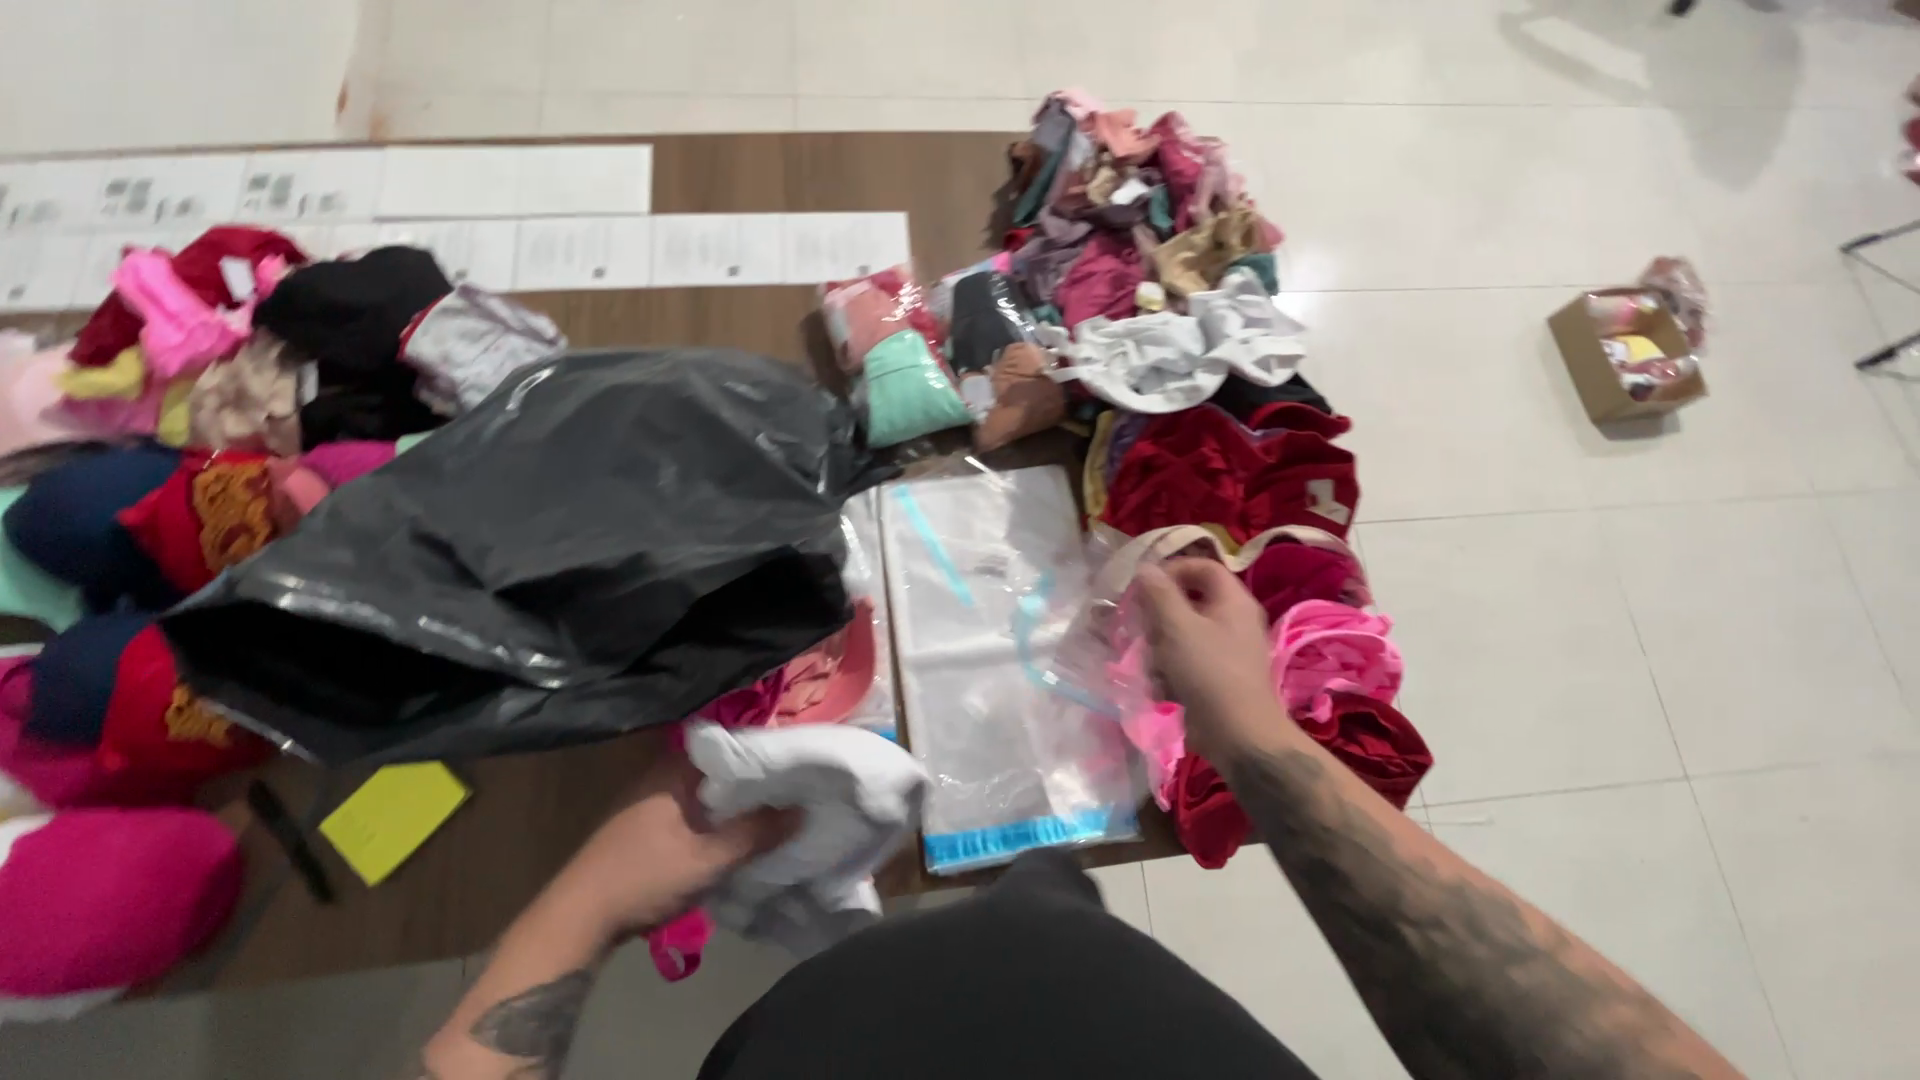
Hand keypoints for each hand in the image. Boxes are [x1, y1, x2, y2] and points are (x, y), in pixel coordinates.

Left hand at [541, 751, 797, 944]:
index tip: (795, 760)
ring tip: (772, 810)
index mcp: (672, 771)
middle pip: (717, 770)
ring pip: (703, 793)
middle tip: (792, 788)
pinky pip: (690, 812)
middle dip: (752, 780)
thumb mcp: (707, 860)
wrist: (574, 922)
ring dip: (733, 803)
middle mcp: (658, 777)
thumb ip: (755, 833)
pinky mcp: (642, 829)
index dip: (762, 751)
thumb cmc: (641, 879)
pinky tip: (734, 835)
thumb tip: (802, 810)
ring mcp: (647, 803)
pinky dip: (713, 819)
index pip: (727, 745)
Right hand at [1134, 558, 1294, 760]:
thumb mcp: (1176, 627)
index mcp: (1233, 601)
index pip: (1202, 567)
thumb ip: (1158, 594)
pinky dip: (1171, 673)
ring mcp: (1227, 652)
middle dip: (1159, 618)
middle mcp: (1234, 621)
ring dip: (1160, 649)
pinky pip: (1187, 663)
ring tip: (1152, 666)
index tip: (1143, 587)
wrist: (1239, 735)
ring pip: (1182, 635)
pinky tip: (1162, 690)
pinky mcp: (1217, 678)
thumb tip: (1146, 568)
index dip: (1172, 569)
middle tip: (1143, 630)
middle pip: (1188, 603)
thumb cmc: (1208, 673)